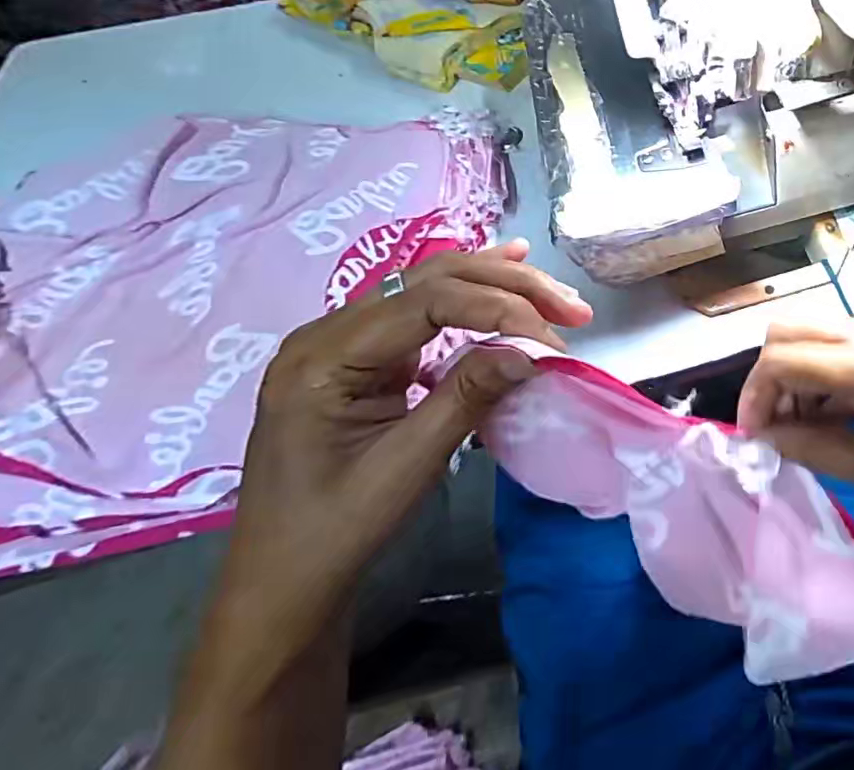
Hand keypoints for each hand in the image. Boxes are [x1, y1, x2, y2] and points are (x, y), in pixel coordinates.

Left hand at [226, 240, 592, 605]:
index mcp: (324, 356)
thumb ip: (468, 397)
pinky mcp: (365, 356)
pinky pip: (423, 312)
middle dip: (506, 285)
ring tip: (553, 292)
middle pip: (429, 280)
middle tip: (570, 307)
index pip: (424, 301)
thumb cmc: (335, 531)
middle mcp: (329, 331)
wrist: (283, 581)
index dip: (496, 308)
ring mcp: (344, 340)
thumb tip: (532, 352)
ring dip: (495, 285)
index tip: (550, 339)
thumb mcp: (407, 466)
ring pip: (429, 286)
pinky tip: (504, 273)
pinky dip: (471, 298)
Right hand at [736, 319, 853, 554]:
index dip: (753, 397)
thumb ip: (816, 450)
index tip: (754, 437)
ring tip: (805, 428)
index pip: (779, 359)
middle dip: (768, 377)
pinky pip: (844, 341)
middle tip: (774, 428)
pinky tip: (839, 413)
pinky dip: (824, 370)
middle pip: (787, 331)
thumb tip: (766, 435)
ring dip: (796, 373)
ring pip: (814, 333)